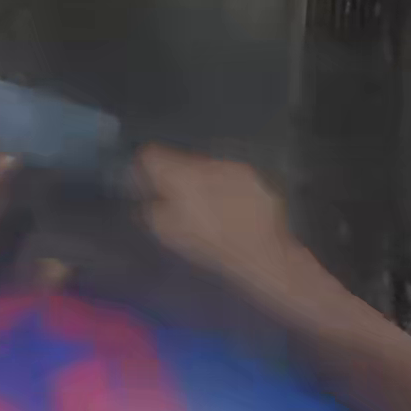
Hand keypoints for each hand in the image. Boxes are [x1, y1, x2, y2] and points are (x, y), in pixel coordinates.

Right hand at [130, 143, 310, 288]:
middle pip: (179, 159)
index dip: (145, 168)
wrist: (266, 256)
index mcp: (178, 174)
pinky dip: (225, 186)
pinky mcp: (254, 177)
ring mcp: (232, 168)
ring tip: (210, 206)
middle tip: (180, 201)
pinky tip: (231, 208)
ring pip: (205, 167)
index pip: (149, 154)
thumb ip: (149, 207)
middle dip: (176, 176)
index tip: (148, 184)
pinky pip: (229, 175)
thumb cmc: (210, 245)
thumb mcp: (166, 232)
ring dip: (202, 180)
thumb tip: (146, 195)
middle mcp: (203, 163)